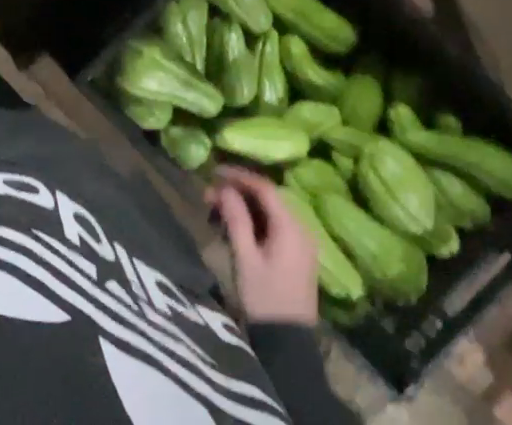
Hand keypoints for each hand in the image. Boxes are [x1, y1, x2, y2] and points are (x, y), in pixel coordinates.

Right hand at [207, 166, 319, 324]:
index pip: (265, 188)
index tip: (214, 172)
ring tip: (216, 212)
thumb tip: (225, 188)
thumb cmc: (263, 297)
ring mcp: (302, 242)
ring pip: (271, 211)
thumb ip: (236, 219)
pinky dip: (255, 220)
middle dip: (239, 192)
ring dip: (245, 206)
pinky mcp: (298, 253)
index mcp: (291, 228)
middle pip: (269, 197)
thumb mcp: (245, 258)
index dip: (239, 176)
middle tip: (209, 196)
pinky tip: (235, 228)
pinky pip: (276, 225)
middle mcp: (302, 229)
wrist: (287, 339)